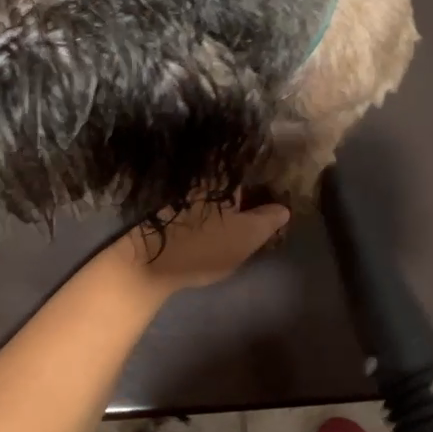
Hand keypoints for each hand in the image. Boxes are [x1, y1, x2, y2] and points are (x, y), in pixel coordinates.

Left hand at [104, 194, 290, 298]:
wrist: (149, 262)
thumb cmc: (205, 246)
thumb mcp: (247, 236)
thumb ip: (268, 219)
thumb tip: (283, 207)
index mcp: (225, 178)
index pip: (252, 168)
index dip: (267, 178)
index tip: (278, 191)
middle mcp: (205, 178)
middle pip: (233, 180)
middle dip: (249, 190)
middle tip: (264, 206)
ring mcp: (185, 193)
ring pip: (216, 193)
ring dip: (229, 202)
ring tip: (243, 218)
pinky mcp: (171, 210)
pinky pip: (201, 204)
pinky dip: (213, 211)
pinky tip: (217, 225)